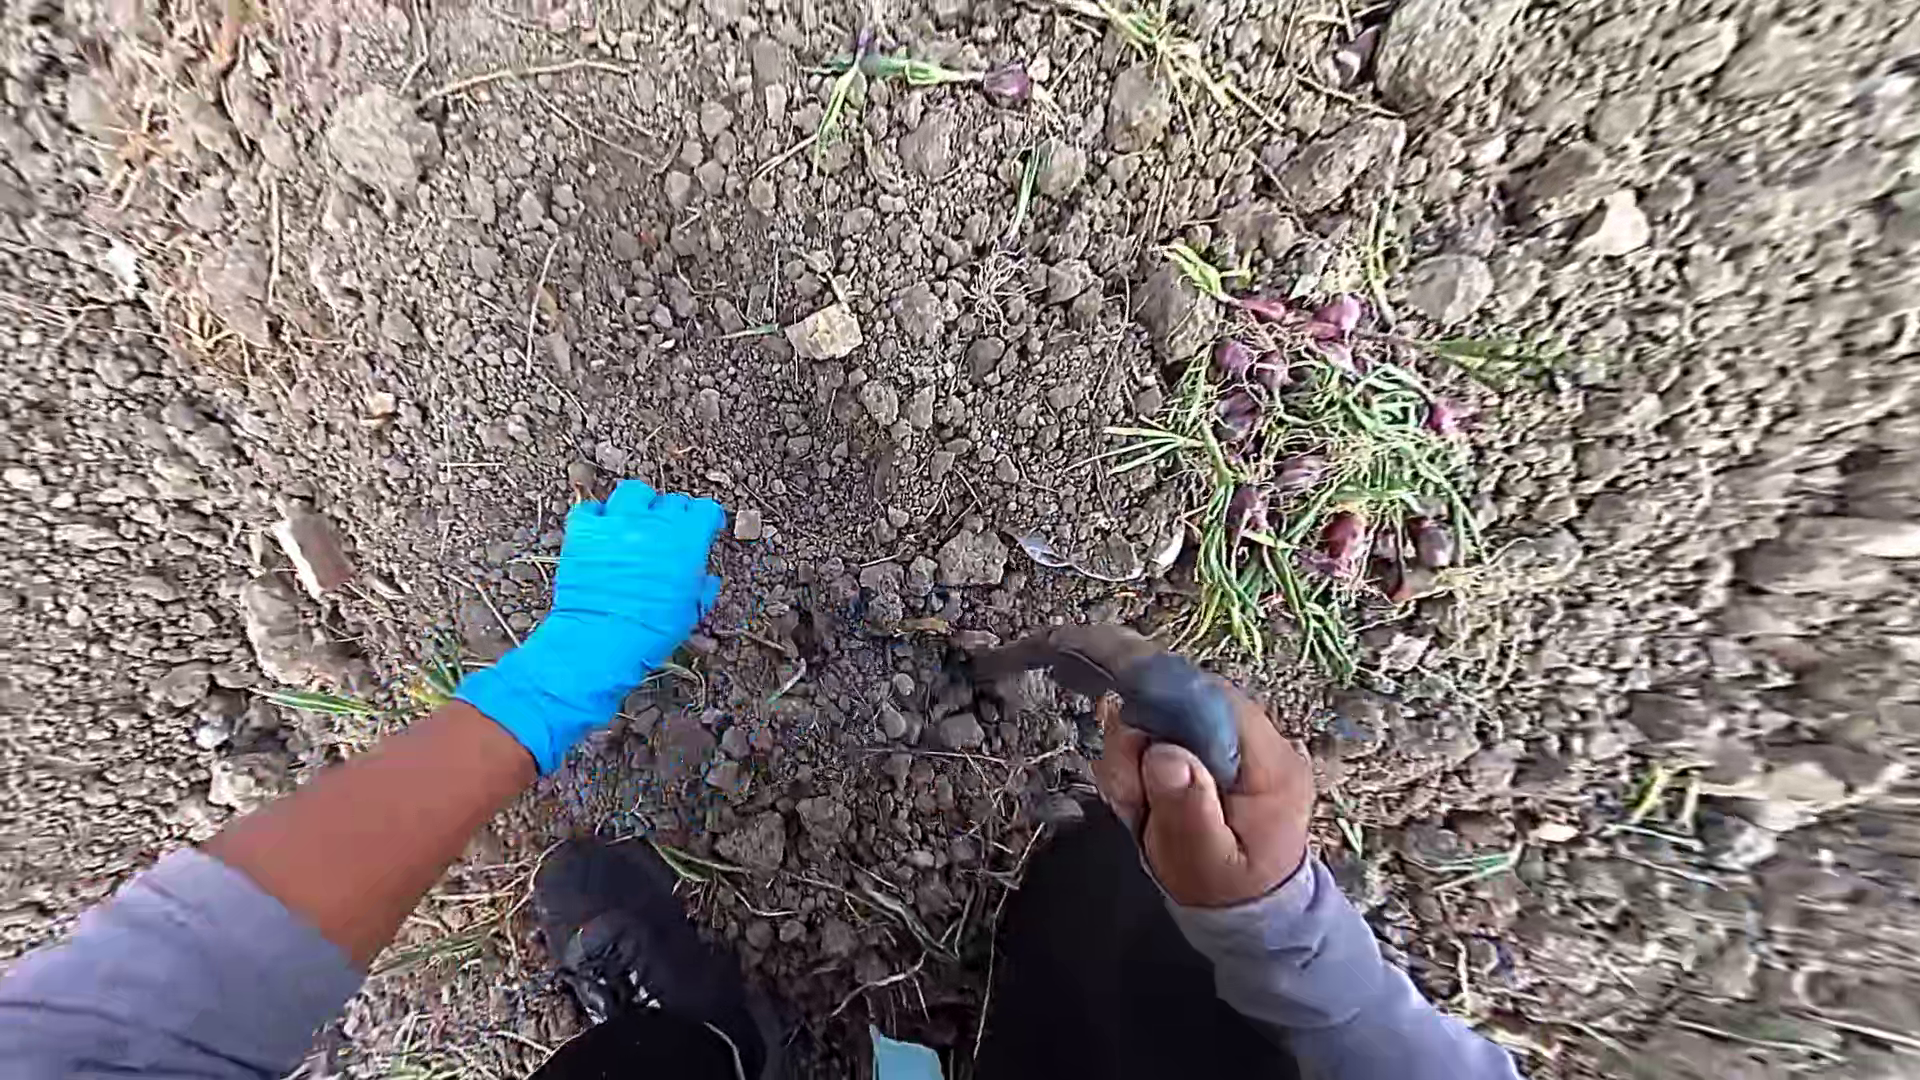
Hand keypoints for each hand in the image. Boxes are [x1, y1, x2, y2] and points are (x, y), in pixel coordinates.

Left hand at [457, 481, 724, 772]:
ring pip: (634, 492)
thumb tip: (705, 579)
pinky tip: (602, 531)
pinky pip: (591, 509)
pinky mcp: (585, 530)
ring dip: (638, 505)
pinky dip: (597, 516)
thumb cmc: (653, 629)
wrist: (602, 639)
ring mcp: (618, 523)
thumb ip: (701, 585)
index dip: (705, 519)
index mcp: (688, 540)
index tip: (704, 528)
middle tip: (669, 532)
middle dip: (674, 514)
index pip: (705, 510)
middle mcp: (655, 523)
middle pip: (671, 501)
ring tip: (635, 521)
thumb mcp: (692, 609)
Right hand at [1092, 681, 1314, 907]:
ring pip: (1160, 712)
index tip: (1134, 747)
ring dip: (1132, 751)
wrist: (1245, 913)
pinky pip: (1157, 730)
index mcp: (1271, 763)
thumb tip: (1163, 753)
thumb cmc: (1227, 892)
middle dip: (1140, 737)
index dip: (1164, 707)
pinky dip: (1135, 757)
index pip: (1214, 700)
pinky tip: (1140, 794)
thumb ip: (1188, 808)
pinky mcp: (1204, 748)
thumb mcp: (1205, 861)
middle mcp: (1254, 740)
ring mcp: (1228, 742)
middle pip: (1180, 700)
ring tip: (1135, 800)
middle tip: (1130, 788)